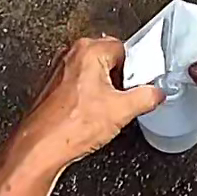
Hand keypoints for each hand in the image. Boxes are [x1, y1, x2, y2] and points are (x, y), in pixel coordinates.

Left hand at [5, 37, 165, 172]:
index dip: (134, 69)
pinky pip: (78, 85)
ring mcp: (59, 70)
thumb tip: (156, 93)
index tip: (135, 86)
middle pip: (108, 59)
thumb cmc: (70, 126)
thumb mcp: (123, 111)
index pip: (124, 48)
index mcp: (89, 51)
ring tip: (101, 112)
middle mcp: (71, 55)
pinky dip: (86, 98)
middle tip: (119, 101)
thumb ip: (147, 97)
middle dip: (118, 79)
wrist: (40, 147)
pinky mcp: (52, 87)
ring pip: (92, 73)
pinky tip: (87, 116)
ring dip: (101, 90)